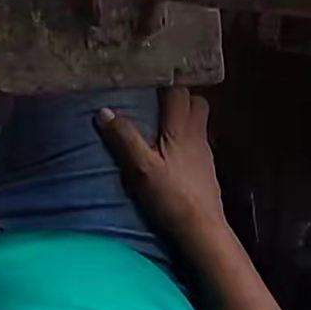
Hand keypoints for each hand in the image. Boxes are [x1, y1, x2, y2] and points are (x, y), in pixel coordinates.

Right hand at [96, 86, 227, 243]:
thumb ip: (124, 138)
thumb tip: (104, 111)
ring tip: (159, 124)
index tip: (148, 80)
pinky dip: (185, 140)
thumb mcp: (141, 168)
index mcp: (182, 128)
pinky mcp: (206, 170)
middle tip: (155, 101)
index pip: (180, 92)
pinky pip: (197, 143)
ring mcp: (205, 153)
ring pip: (198, 123)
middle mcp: (198, 135)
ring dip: (182, 118)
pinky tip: (170, 153)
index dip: (166, 84)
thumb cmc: (171, 196)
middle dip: (179, 97)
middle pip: (196, 103)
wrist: (202, 230)